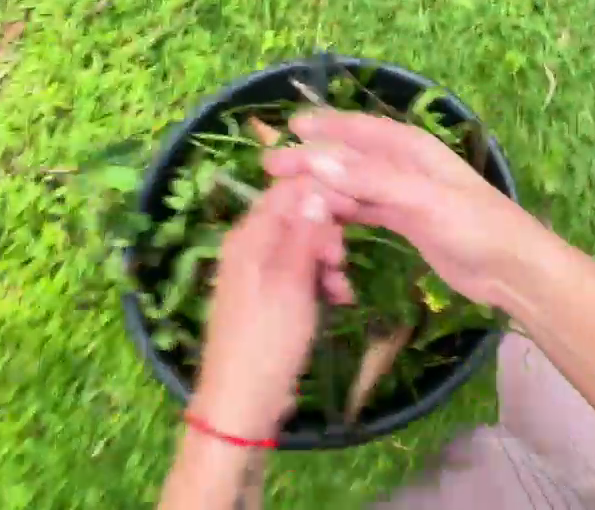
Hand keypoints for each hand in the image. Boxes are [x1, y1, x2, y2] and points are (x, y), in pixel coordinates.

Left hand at [189, 176, 352, 440]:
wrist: (240, 404)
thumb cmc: (267, 339)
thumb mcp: (293, 281)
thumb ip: (305, 232)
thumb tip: (314, 189)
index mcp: (250, 235)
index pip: (288, 190)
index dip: (323, 192)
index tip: (354, 209)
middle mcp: (250, 246)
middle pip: (297, 216)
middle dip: (327, 233)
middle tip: (340, 261)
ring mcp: (257, 272)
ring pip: (302, 245)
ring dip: (327, 261)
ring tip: (341, 288)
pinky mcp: (267, 296)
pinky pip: (298, 272)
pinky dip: (319, 280)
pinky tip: (336, 300)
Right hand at [265, 109, 553, 309]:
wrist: (511, 269)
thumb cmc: (474, 225)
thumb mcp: (422, 200)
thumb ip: (371, 181)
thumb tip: (318, 161)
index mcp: (412, 148)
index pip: (359, 131)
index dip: (324, 128)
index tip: (288, 129)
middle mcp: (404, 164)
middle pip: (350, 157)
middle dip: (314, 159)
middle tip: (272, 166)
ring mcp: (404, 192)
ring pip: (354, 184)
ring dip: (324, 186)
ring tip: (287, 194)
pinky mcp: (405, 220)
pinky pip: (364, 208)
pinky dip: (342, 210)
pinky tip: (320, 218)